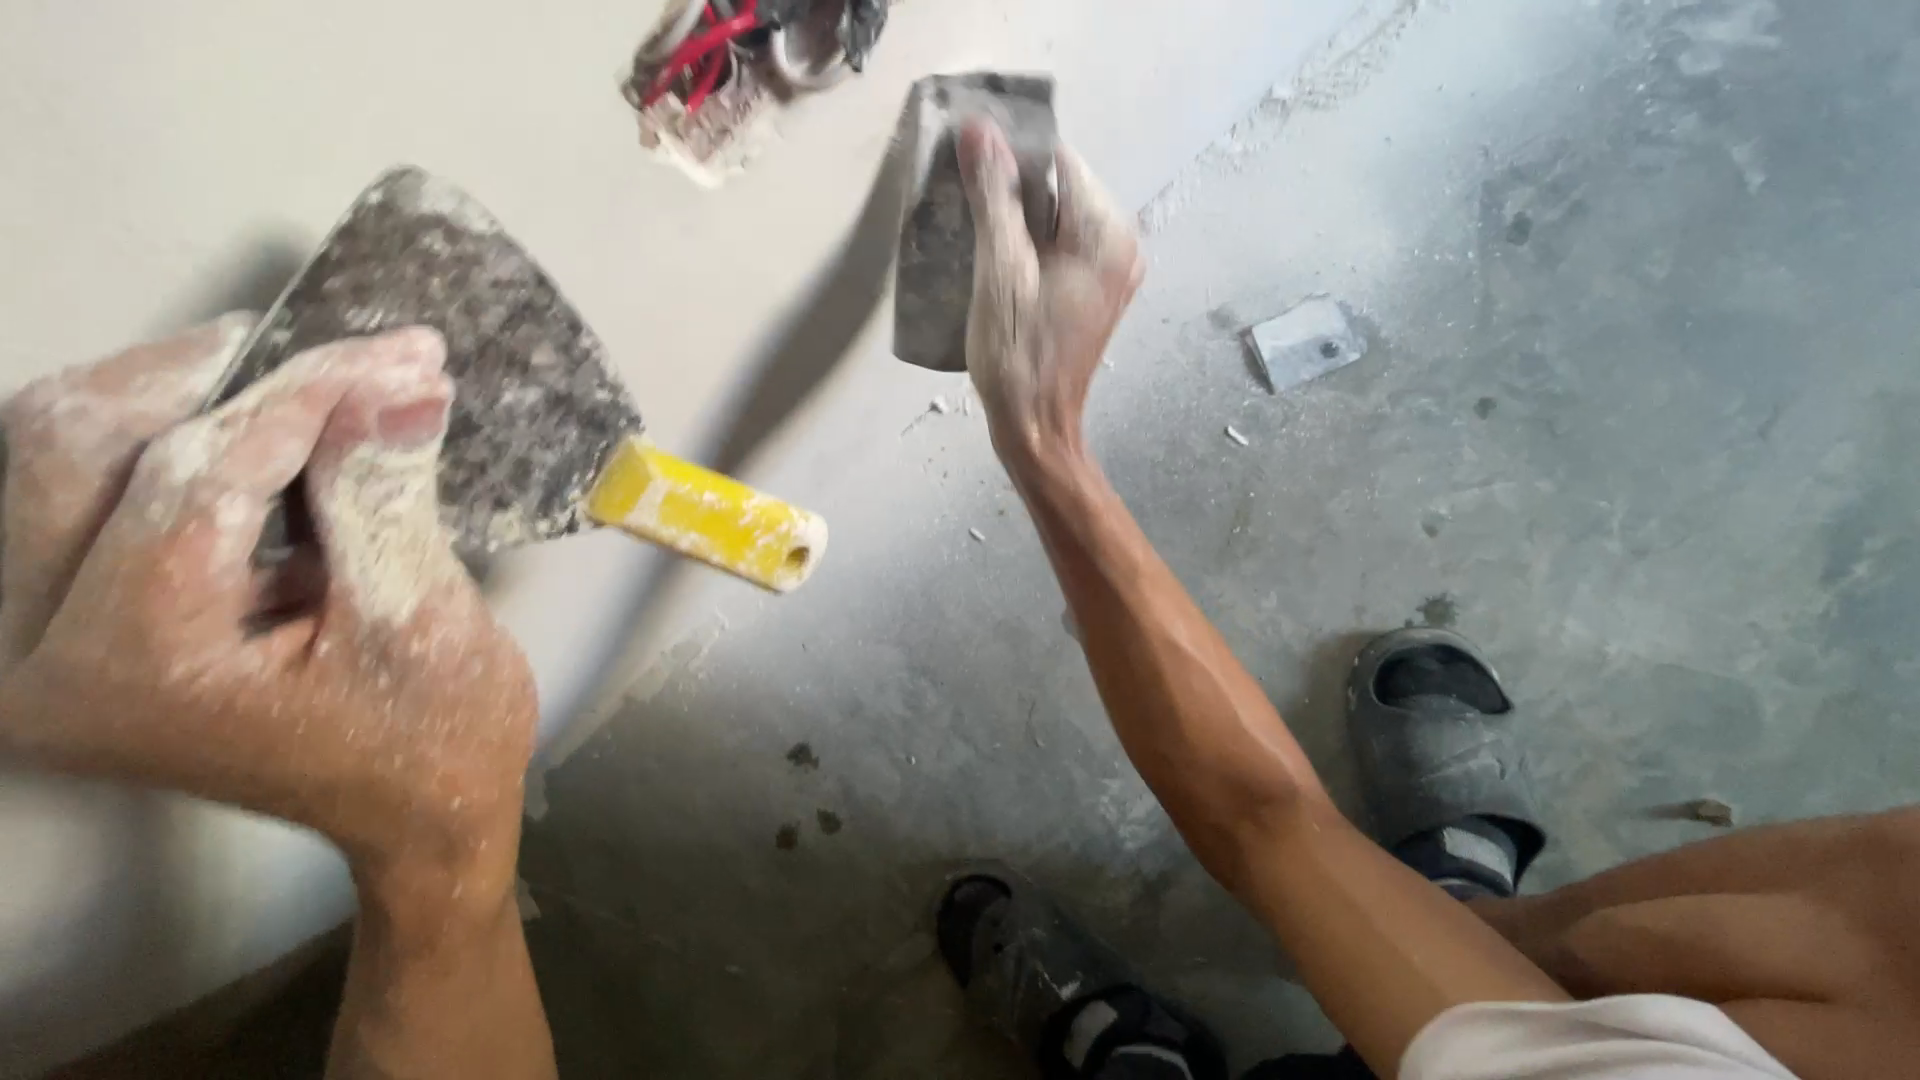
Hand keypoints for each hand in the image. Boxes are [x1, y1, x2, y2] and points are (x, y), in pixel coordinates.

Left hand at [0, 322, 536, 908]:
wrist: (420, 805)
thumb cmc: (438, 729)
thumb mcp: (423, 613)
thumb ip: (383, 489)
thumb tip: (400, 375)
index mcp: (133, 670)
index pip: (196, 478)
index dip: (305, 398)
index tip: (398, 352)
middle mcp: (28, 658)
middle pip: (72, 445)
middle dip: (224, 377)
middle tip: (345, 352)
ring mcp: (28, 641)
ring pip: (56, 450)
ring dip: (190, 394)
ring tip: (309, 377)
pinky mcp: (62, 622)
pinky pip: (83, 487)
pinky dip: (177, 436)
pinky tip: (267, 426)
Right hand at [959, 119, 1144, 465]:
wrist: (1035, 425)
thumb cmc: (1017, 353)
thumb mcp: (1000, 271)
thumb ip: (993, 196)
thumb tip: (980, 129)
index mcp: (1108, 234)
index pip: (1060, 161)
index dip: (1013, 157)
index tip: (969, 168)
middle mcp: (1123, 246)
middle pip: (1062, 189)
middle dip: (1015, 190)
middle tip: (968, 206)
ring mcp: (1115, 272)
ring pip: (1060, 219)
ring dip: (1019, 219)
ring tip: (979, 235)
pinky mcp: (1098, 294)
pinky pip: (1064, 248)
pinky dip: (1033, 246)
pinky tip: (1001, 262)